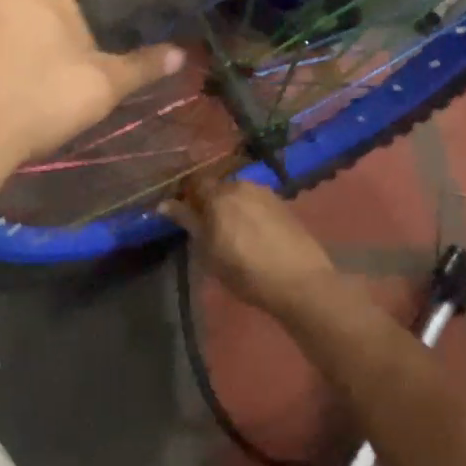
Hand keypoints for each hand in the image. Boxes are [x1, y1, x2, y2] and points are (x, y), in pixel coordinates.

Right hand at [163, 180, 337, 312]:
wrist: (301, 282)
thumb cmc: (245, 270)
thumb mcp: (209, 251)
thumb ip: (187, 222)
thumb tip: (163, 204)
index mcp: (219, 194)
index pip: (195, 183)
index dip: (188, 198)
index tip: (186, 216)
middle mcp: (242, 185)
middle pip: (219, 188)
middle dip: (211, 203)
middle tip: (210, 228)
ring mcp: (266, 194)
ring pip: (240, 195)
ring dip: (233, 208)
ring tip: (235, 233)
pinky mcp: (285, 205)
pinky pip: (258, 203)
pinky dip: (251, 214)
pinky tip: (256, 235)